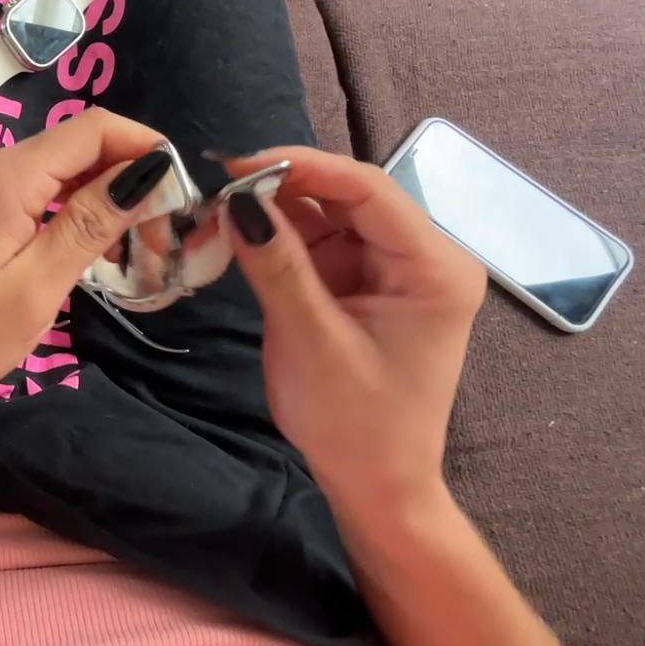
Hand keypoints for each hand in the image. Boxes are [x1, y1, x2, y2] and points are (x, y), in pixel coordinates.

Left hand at [0, 107, 167, 421]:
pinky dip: (75, 211)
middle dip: (132, 181)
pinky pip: (39, 191)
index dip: (147, 149)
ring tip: (135, 255)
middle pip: (81, 145)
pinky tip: (92, 250)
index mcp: (6, 175)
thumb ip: (90, 223)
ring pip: (63, 169)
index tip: (180, 202)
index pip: (95, 127)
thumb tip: (149, 170)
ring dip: (107, 199)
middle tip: (160, 246)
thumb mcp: (35, 287)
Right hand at [223, 146, 487, 512]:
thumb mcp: (311, 340)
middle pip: (343, 195)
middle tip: (214, 192)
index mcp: (432, 267)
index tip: (235, 166)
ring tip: (212, 215)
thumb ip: (276, 264)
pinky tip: (230, 235)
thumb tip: (236, 200)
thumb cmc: (354, 419)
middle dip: (277, 188)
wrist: (370, 479)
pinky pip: (308, 239)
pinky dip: (267, 235)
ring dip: (266, 210)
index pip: (368, 189)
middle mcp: (415, 255)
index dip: (302, 166)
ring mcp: (381, 265)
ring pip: (320, 212)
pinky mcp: (351, 279)